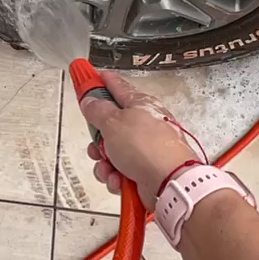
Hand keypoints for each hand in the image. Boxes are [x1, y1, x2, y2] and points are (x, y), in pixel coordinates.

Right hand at [78, 70, 206, 207]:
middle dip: (98, 139)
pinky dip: (115, 177)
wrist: (169, 182)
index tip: (90, 77)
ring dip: (104, 162)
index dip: (102, 81)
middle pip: (110, 125)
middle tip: (95, 144)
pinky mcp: (145, 170)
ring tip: (108, 168)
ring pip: (112, 152)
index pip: (117, 86)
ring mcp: (145, 149)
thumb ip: (98, 110)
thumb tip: (90, 101)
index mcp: (140, 105)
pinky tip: (119, 180)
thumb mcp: (113, 122)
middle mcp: (144, 125)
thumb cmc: (148, 148)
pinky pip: (120, 171)